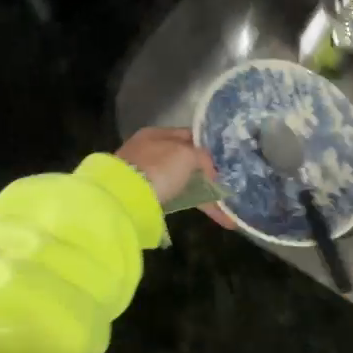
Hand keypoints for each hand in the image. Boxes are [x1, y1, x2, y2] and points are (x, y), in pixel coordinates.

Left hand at [115, 127, 234, 228]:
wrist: (125, 198)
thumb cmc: (158, 168)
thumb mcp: (186, 154)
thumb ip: (202, 157)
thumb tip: (211, 170)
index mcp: (157, 134)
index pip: (188, 135)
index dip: (207, 146)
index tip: (224, 158)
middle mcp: (149, 151)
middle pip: (185, 160)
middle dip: (206, 173)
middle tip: (227, 182)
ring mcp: (146, 175)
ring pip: (182, 181)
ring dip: (203, 193)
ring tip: (226, 207)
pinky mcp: (146, 197)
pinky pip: (177, 198)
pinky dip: (194, 205)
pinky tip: (216, 217)